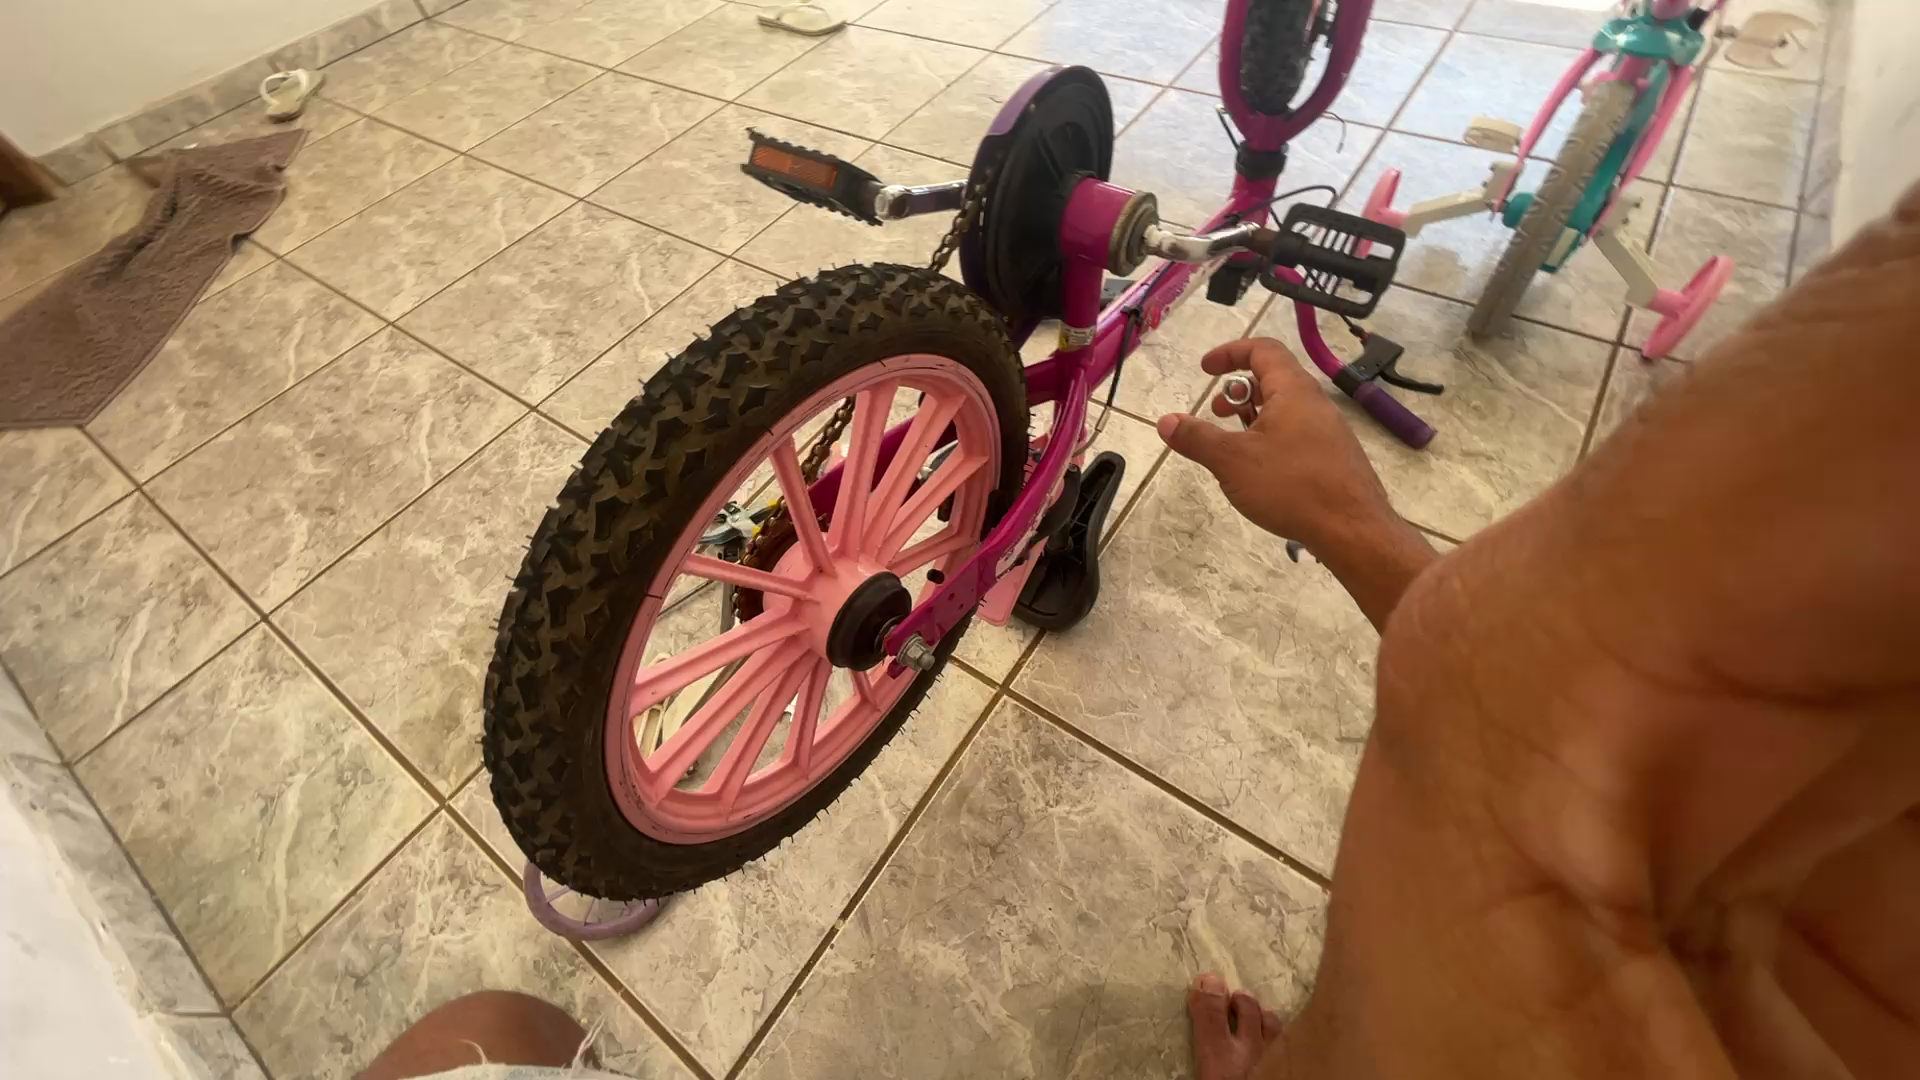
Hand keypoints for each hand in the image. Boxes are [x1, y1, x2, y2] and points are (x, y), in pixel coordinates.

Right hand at [1155, 337, 1391, 551]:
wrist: (1352, 529)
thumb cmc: (1290, 486)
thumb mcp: (1232, 461)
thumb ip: (1196, 438)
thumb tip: (1165, 421)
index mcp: (1292, 391)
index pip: (1262, 350)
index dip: (1230, 352)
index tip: (1205, 369)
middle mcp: (1314, 403)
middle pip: (1273, 379)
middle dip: (1237, 391)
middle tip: (1215, 413)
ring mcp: (1327, 431)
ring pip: (1284, 408)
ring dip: (1252, 417)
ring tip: (1233, 445)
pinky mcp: (1332, 457)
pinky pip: (1295, 432)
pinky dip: (1269, 437)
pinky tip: (1259, 471)